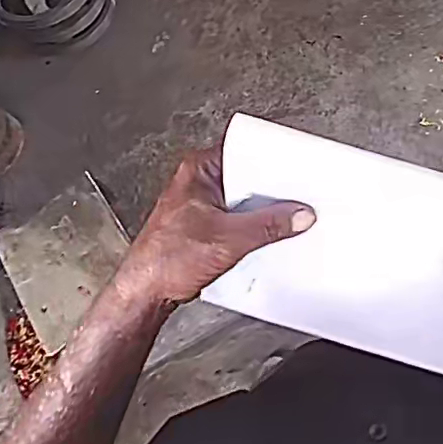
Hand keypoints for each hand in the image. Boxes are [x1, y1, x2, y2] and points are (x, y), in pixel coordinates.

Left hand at [115, 148, 314, 306]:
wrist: (145, 294)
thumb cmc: (164, 260)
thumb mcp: (230, 239)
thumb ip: (269, 226)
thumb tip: (298, 215)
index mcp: (199, 169)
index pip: (244, 149)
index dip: (271, 157)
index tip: (293, 166)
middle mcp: (198, 181)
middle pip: (247, 176)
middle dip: (269, 189)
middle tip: (291, 197)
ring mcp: (201, 203)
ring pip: (243, 199)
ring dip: (259, 211)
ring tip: (275, 220)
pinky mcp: (205, 225)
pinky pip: (237, 217)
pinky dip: (250, 226)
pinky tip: (260, 237)